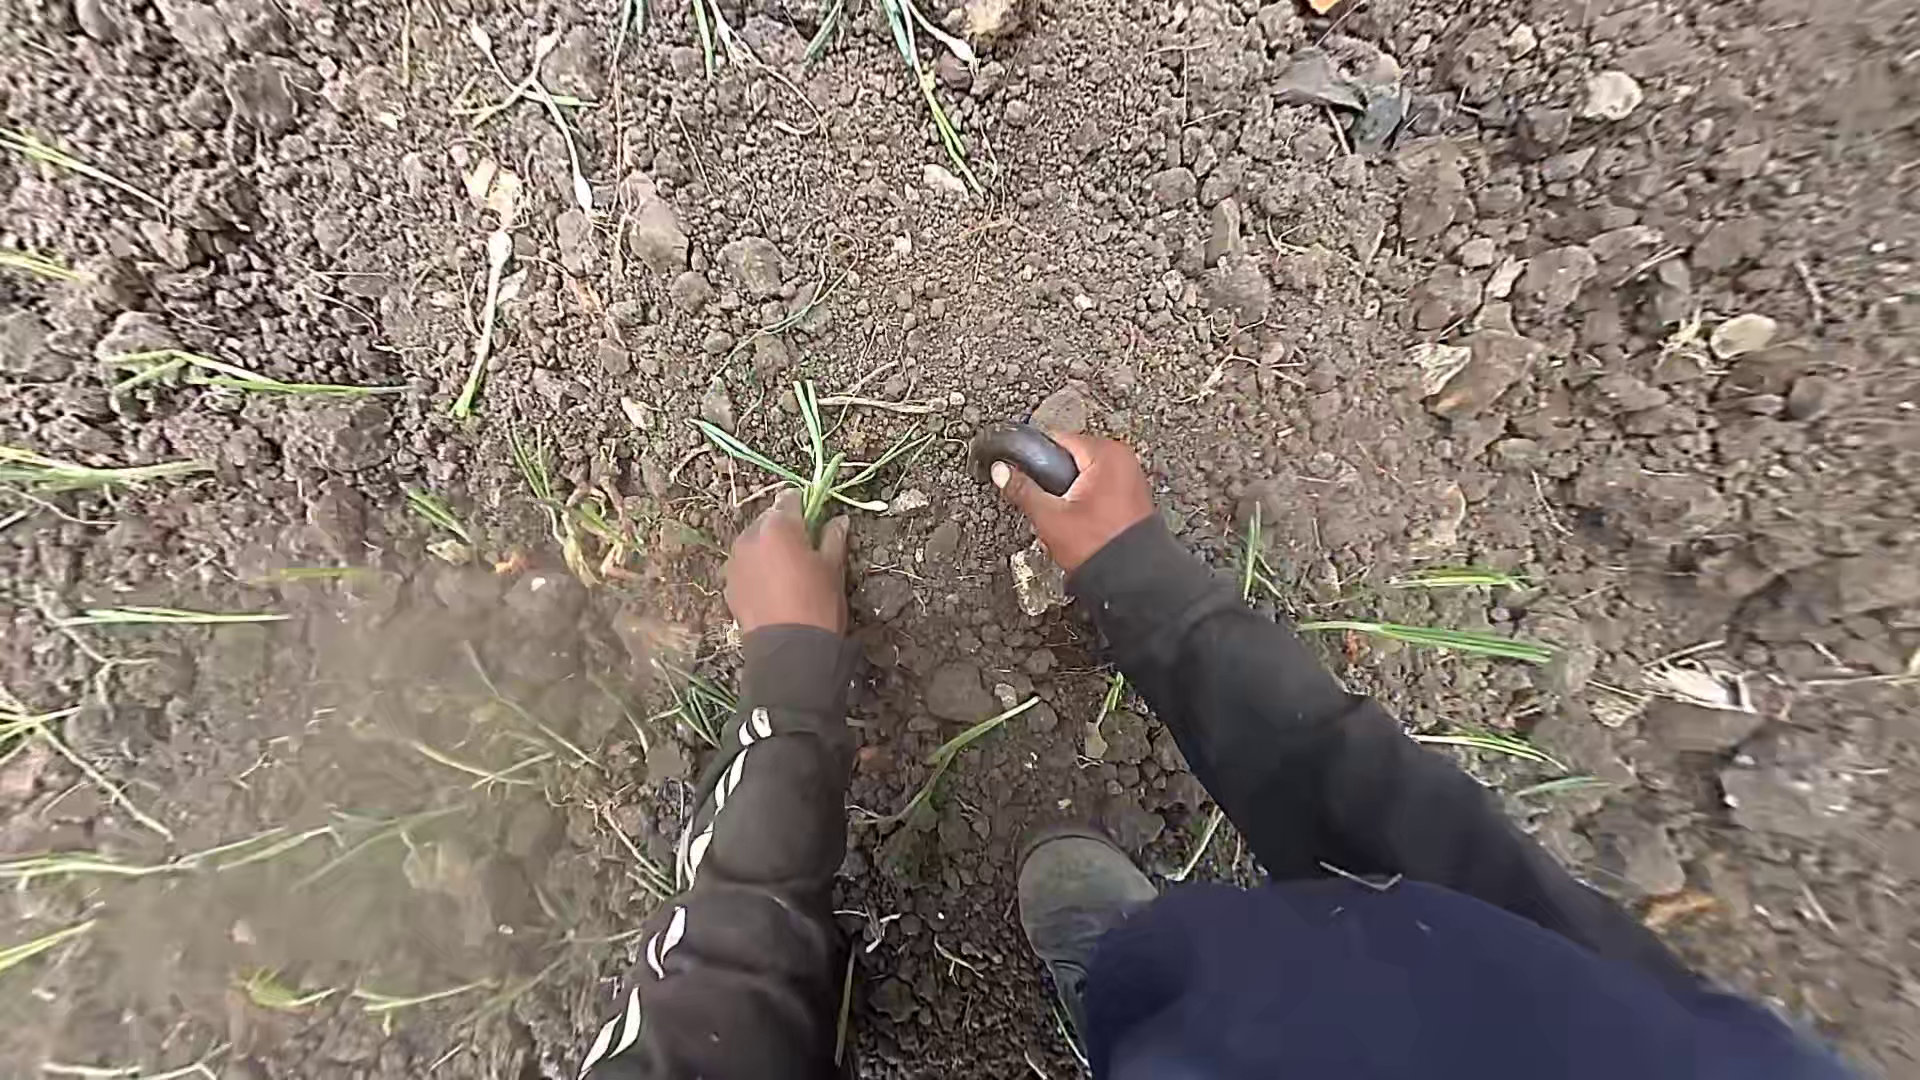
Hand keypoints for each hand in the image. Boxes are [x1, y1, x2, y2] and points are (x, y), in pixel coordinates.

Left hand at [724, 489, 849, 634]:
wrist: (790, 650)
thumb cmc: (817, 602)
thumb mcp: (833, 567)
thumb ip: (833, 537)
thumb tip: (838, 520)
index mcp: (778, 527)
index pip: (790, 499)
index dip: (806, 507)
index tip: (817, 521)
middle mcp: (750, 537)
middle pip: (769, 520)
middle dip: (786, 529)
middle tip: (806, 549)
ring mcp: (735, 562)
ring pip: (755, 543)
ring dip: (770, 549)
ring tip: (788, 571)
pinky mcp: (729, 584)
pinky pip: (746, 565)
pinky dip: (758, 569)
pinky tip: (774, 587)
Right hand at [991, 433, 1154, 572]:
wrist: (1132, 580)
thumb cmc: (1100, 546)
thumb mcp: (1050, 517)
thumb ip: (1023, 489)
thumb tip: (1002, 471)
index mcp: (1106, 454)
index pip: (1058, 440)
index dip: (1035, 458)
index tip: (1023, 474)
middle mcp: (1123, 460)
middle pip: (1070, 459)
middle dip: (1053, 481)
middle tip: (1048, 506)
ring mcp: (1130, 478)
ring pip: (1083, 477)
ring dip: (1068, 494)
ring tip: (1064, 518)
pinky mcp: (1131, 497)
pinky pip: (1098, 490)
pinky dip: (1084, 503)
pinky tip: (1079, 524)